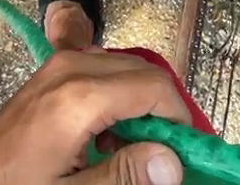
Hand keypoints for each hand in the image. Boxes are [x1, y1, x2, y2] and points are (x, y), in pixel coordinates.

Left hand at [0, 50, 187, 184]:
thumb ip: (123, 177)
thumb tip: (173, 160)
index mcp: (80, 93)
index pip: (153, 86)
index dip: (180, 119)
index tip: (190, 157)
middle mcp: (71, 66)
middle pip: (141, 71)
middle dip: (163, 111)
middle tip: (168, 159)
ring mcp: (58, 66)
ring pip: (123, 70)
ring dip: (140, 106)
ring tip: (136, 155)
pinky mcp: (50, 75)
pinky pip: (100, 74)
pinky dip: (116, 100)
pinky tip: (108, 140)